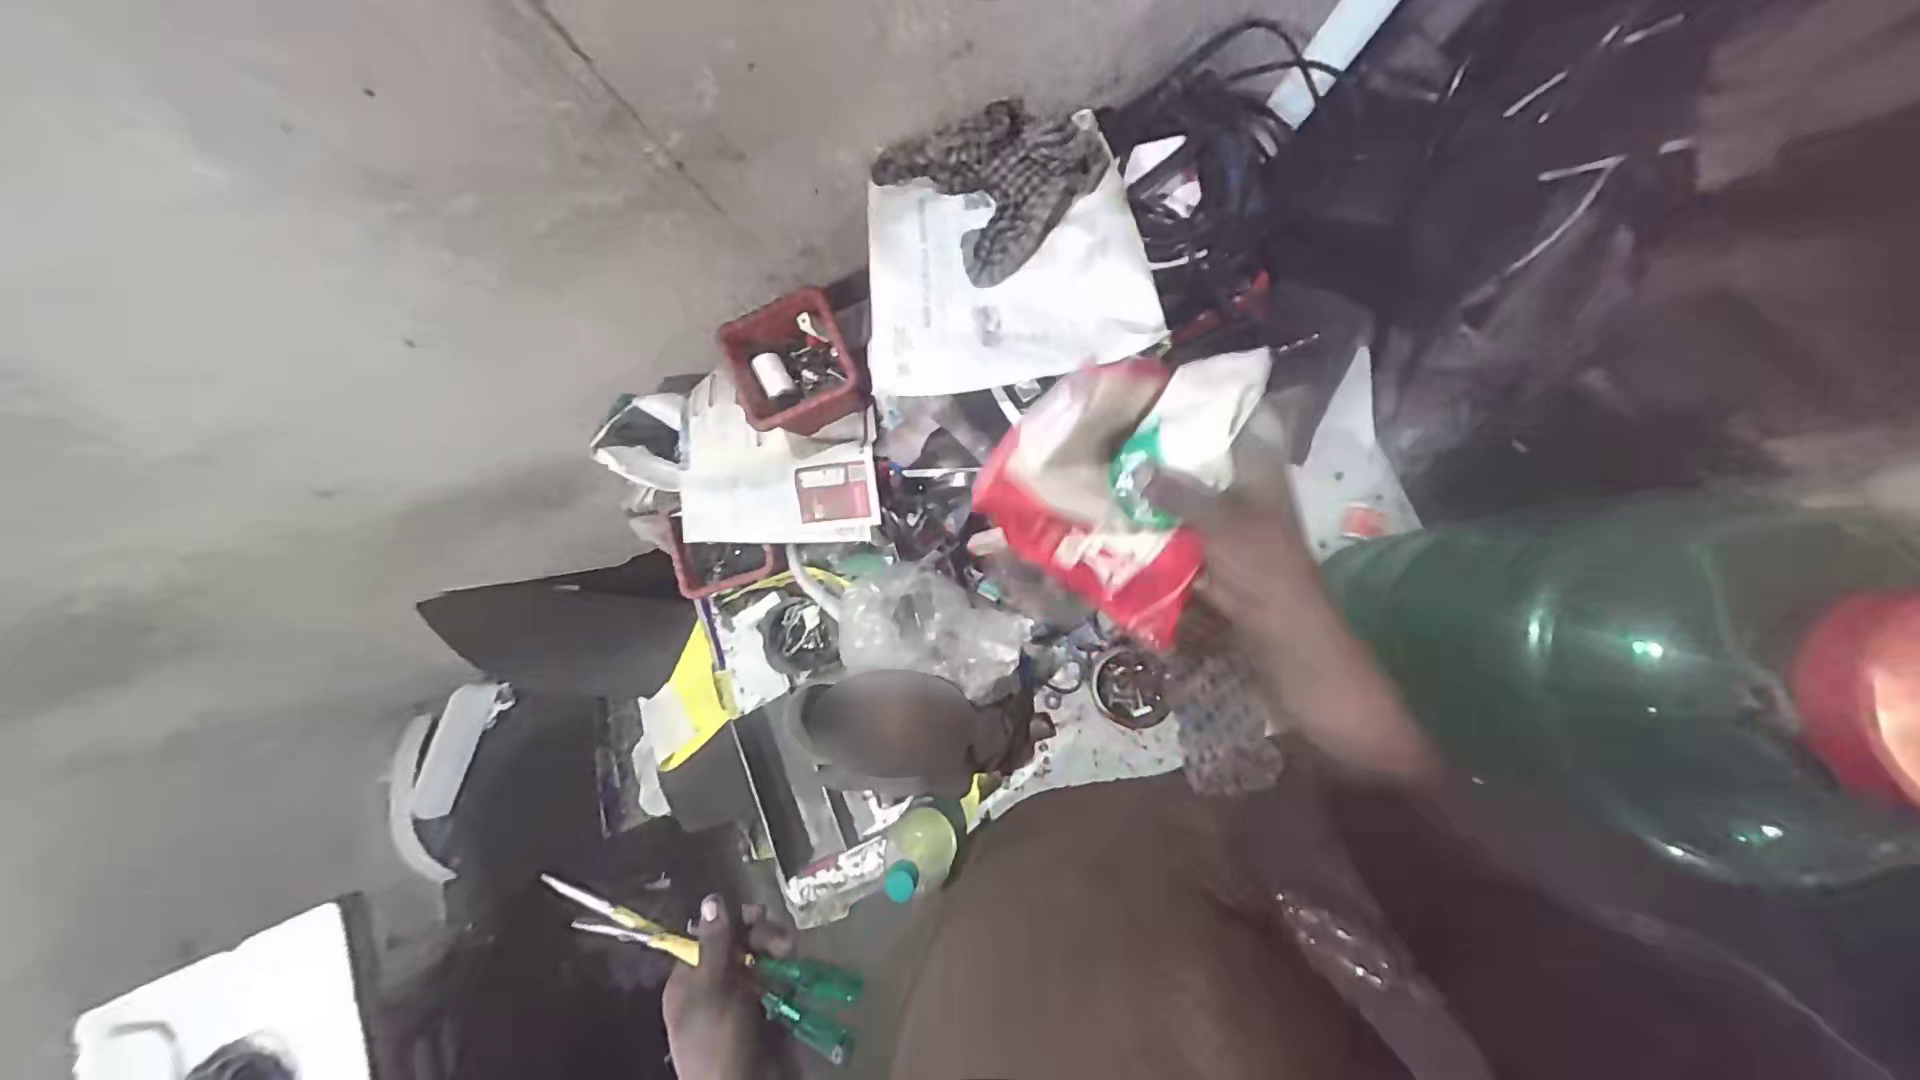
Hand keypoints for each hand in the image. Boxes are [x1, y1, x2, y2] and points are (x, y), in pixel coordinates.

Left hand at [662, 896, 794, 1079]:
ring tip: (790, 953)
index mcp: (690, 982)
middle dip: (761, 933)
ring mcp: (745, 995)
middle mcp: (715, 984)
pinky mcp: (771, 1005)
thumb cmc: (719, 1046)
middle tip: (779, 941)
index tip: (753, 917)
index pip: (709, 934)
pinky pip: (780, 973)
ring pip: (763, 952)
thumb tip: (711, 898)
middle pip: (740, 939)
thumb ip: (715, 943)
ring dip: (778, 946)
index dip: (731, 921)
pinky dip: (789, 968)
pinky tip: (796, 970)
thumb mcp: (711, 992)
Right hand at [1143, 396, 1317, 624]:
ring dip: (1161, 479)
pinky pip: (1178, 517)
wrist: (1275, 615)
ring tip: (1122, 459)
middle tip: (1131, 427)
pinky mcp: (1208, 537)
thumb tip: (1135, 469)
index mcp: (1257, 466)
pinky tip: (1127, 501)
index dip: (1209, 404)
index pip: (1238, 419)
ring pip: (1188, 486)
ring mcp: (1224, 510)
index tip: (1171, 393)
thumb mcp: (1217, 519)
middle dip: (1171, 444)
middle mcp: (1241, 481)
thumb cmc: (1260, 558)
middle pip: (1205, 453)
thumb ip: (1176, 493)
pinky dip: (1158, 511)